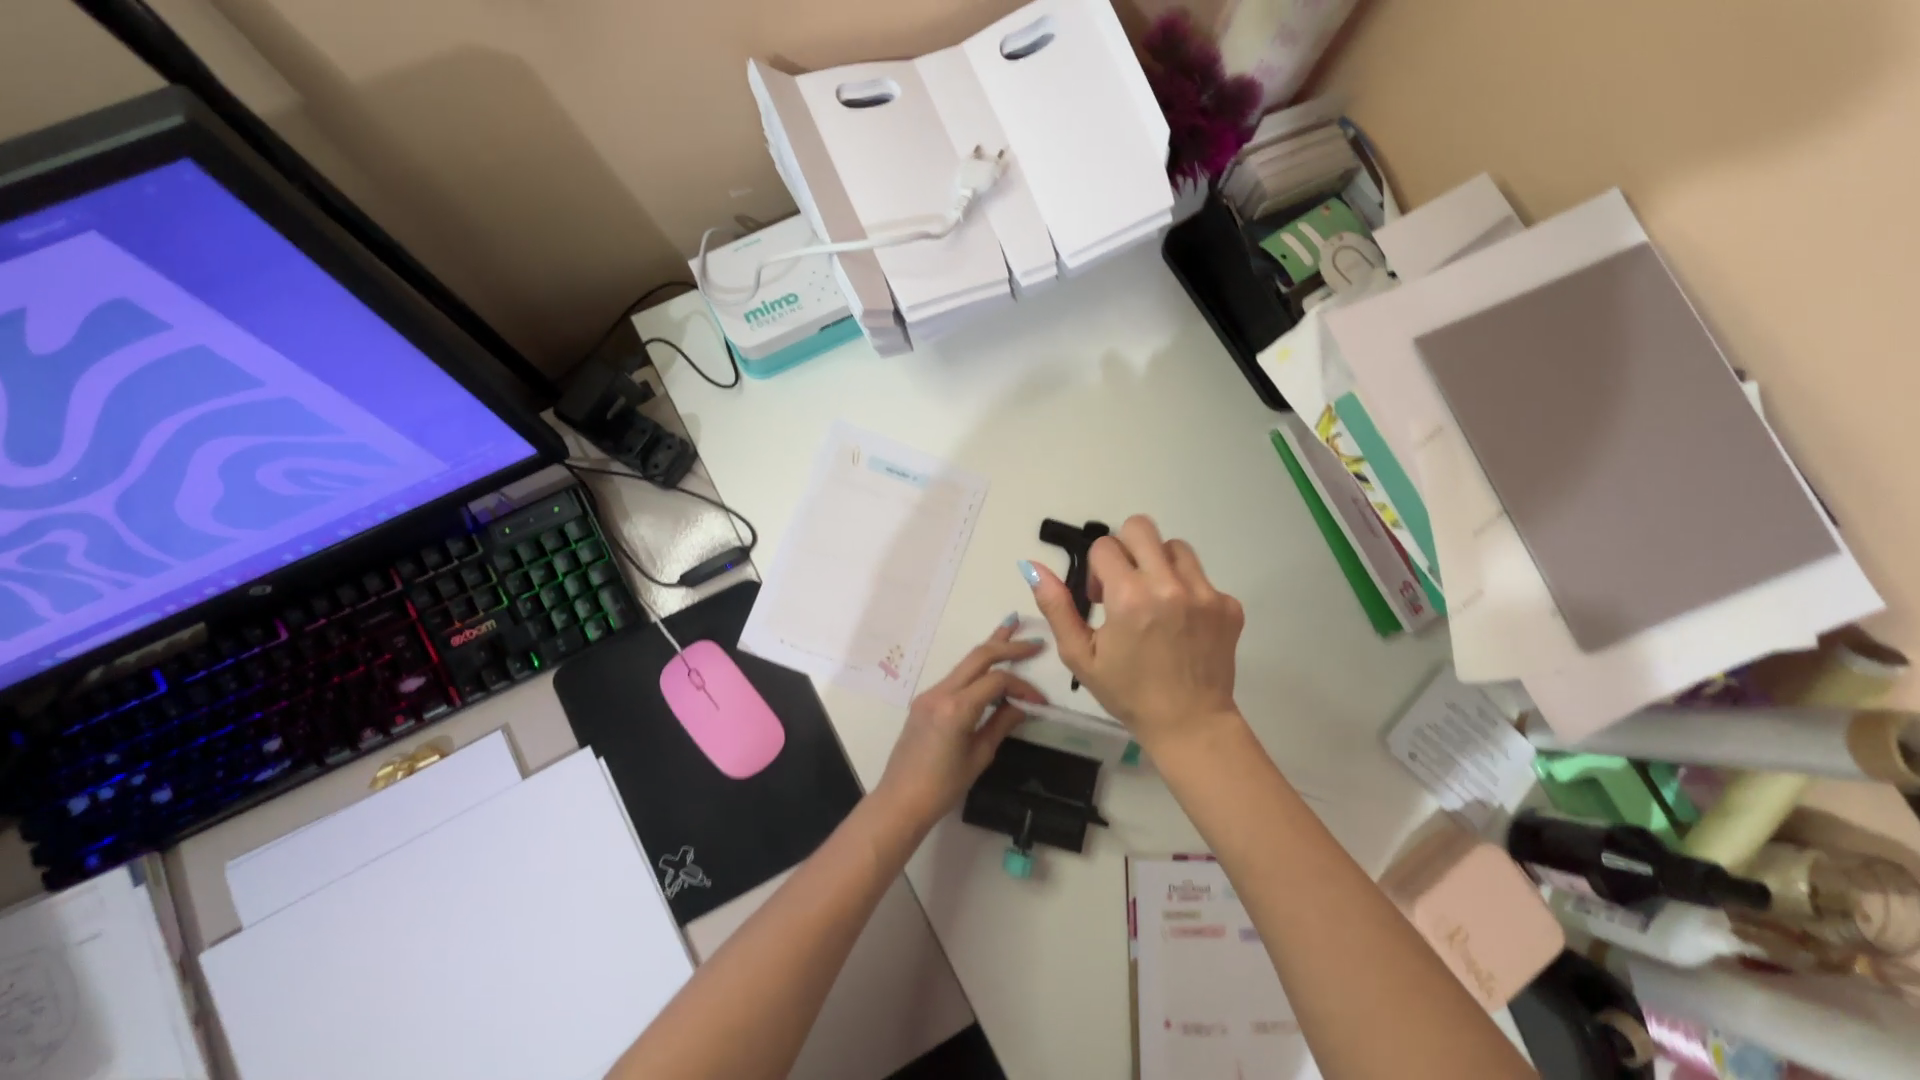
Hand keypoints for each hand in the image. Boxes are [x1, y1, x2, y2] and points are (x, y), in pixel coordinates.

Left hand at [875, 620, 1046, 830]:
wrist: (900, 800)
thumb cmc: (942, 787)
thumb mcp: (979, 757)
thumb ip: (1001, 724)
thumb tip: (1022, 707)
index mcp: (956, 708)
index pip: (997, 681)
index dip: (1023, 687)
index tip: (1040, 702)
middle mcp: (940, 693)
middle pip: (978, 657)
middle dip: (1007, 645)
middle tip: (1034, 642)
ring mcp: (929, 694)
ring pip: (965, 663)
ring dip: (989, 650)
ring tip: (1011, 632)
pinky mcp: (924, 702)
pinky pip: (955, 678)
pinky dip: (976, 670)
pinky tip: (989, 668)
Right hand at [1024, 515, 1244, 750]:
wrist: (1189, 723)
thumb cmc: (1128, 693)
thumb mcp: (1080, 655)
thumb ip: (1056, 606)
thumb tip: (1032, 566)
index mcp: (1129, 597)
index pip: (1104, 546)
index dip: (1097, 571)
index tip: (1102, 600)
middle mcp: (1169, 586)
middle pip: (1141, 528)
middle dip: (1126, 550)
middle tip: (1126, 587)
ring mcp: (1205, 593)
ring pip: (1175, 547)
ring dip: (1159, 565)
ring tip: (1155, 603)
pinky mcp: (1228, 605)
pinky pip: (1202, 578)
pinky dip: (1187, 591)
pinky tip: (1181, 625)